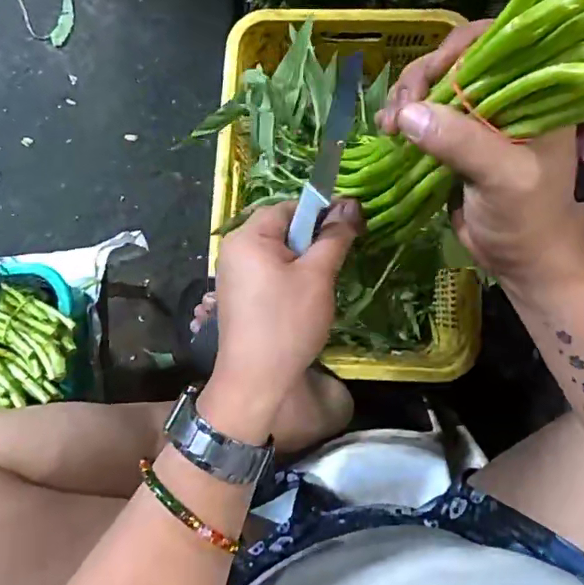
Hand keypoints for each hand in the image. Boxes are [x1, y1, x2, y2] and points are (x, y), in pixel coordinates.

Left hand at [209, 199, 360, 420]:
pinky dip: (287, 276)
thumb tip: (351, 204)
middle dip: (311, 239)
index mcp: (248, 237)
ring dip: (302, 259)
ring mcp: (232, 273)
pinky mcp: (237, 294)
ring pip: (276, 251)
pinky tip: (302, 298)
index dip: (319, 212)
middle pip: (280, 227)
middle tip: (335, 260)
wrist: (256, 380)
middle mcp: (233, 249)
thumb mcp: (317, 276)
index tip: (348, 228)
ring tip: (320, 283)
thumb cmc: (287, 323)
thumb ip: (334, 237)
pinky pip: (266, 271)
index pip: (288, 207)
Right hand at [378, 20, 583, 288]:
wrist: (520, 260)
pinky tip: (388, 133)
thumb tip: (408, 113)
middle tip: (399, 112)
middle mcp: (505, 96)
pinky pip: (423, 113)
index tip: (429, 78)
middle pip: (455, 61)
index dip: (458, 50)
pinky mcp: (454, 137)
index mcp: (533, 94)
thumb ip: (462, 143)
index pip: (497, 44)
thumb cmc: (527, 218)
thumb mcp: (503, 179)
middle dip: (421, 79)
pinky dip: (402, 118)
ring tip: (388, 127)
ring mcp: (477, 116)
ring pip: (433, 86)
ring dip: (405, 100)